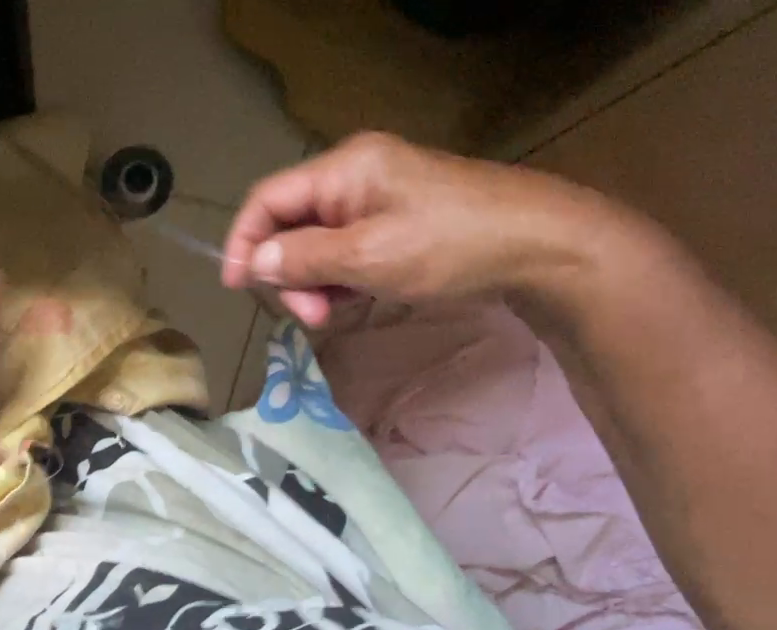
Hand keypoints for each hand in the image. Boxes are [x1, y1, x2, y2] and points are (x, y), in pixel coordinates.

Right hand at [221, 132, 648, 325]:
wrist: (540, 247)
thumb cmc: (451, 246)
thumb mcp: (368, 256)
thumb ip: (304, 259)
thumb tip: (254, 263)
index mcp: (345, 169)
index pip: (268, 199)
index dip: (244, 241)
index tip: (236, 286)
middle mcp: (354, 177)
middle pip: (289, 226)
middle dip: (289, 274)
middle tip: (310, 314)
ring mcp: (376, 200)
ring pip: (315, 246)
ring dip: (314, 284)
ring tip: (335, 313)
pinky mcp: (394, 223)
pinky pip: (344, 252)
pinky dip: (340, 281)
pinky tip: (357, 300)